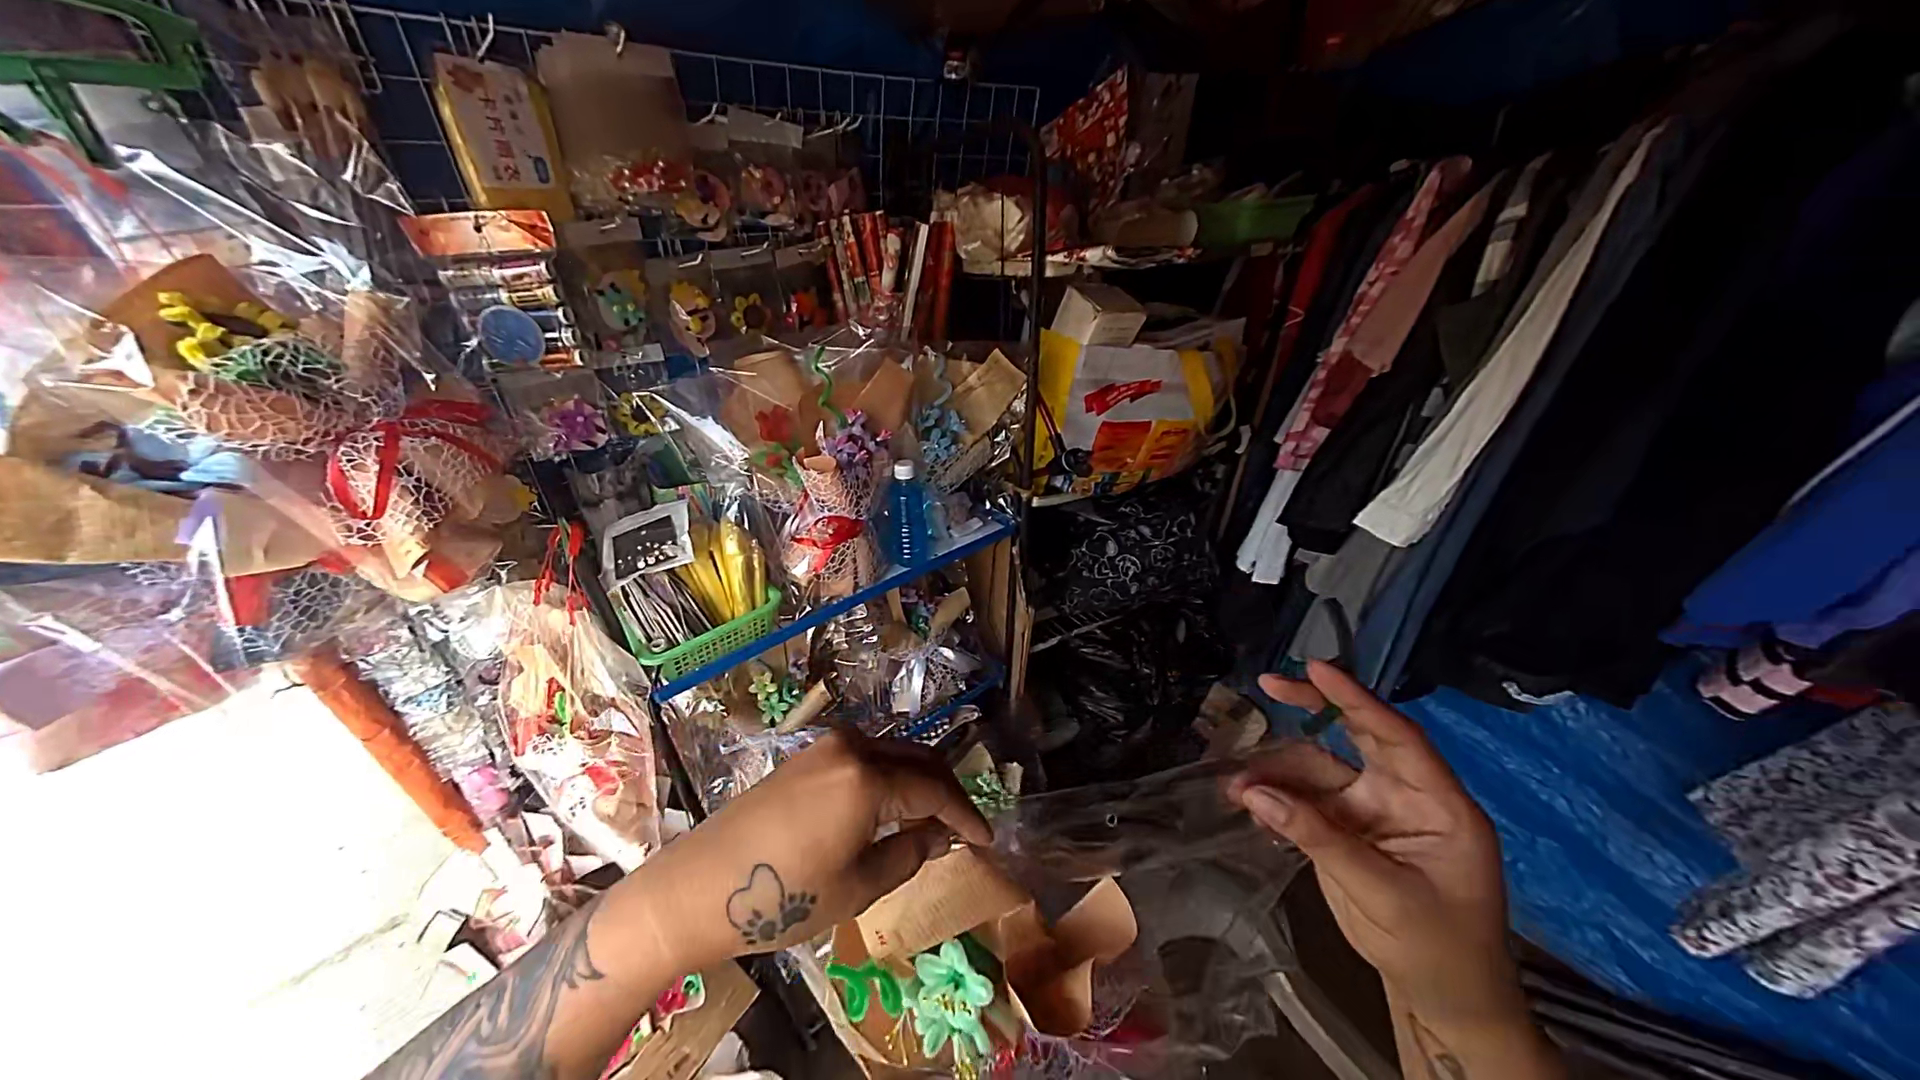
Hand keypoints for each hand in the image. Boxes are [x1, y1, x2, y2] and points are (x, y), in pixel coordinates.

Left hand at [638, 729, 990, 972]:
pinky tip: (891, 810)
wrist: (697, 888)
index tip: (987, 839)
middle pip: (918, 761)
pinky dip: (889, 780)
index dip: (966, 816)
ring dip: (918, 783)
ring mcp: (825, 747)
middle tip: (963, 829)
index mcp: (868, 777)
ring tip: (931, 823)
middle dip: (946, 793)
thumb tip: (939, 836)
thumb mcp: (857, 887)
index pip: (935, 791)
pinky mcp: (807, 757)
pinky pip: (865, 759)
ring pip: (893, 756)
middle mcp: (851, 747)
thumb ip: (909, 854)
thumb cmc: (782, 897)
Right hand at [1229, 661, 1519, 1029]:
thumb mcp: (1384, 894)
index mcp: (1438, 803)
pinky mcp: (1343, 827)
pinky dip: (1273, 797)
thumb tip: (1254, 794)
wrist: (1444, 999)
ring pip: (1316, 769)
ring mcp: (1370, 809)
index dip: (1356, 700)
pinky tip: (1246, 801)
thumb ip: (1319, 840)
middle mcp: (1402, 794)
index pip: (1398, 737)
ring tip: (1236, 784)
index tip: (1316, 669)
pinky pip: (1302, 799)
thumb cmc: (1439, 948)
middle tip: (1267, 684)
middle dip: (1312, 706)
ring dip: (1275, 771)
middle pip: (1356, 735)